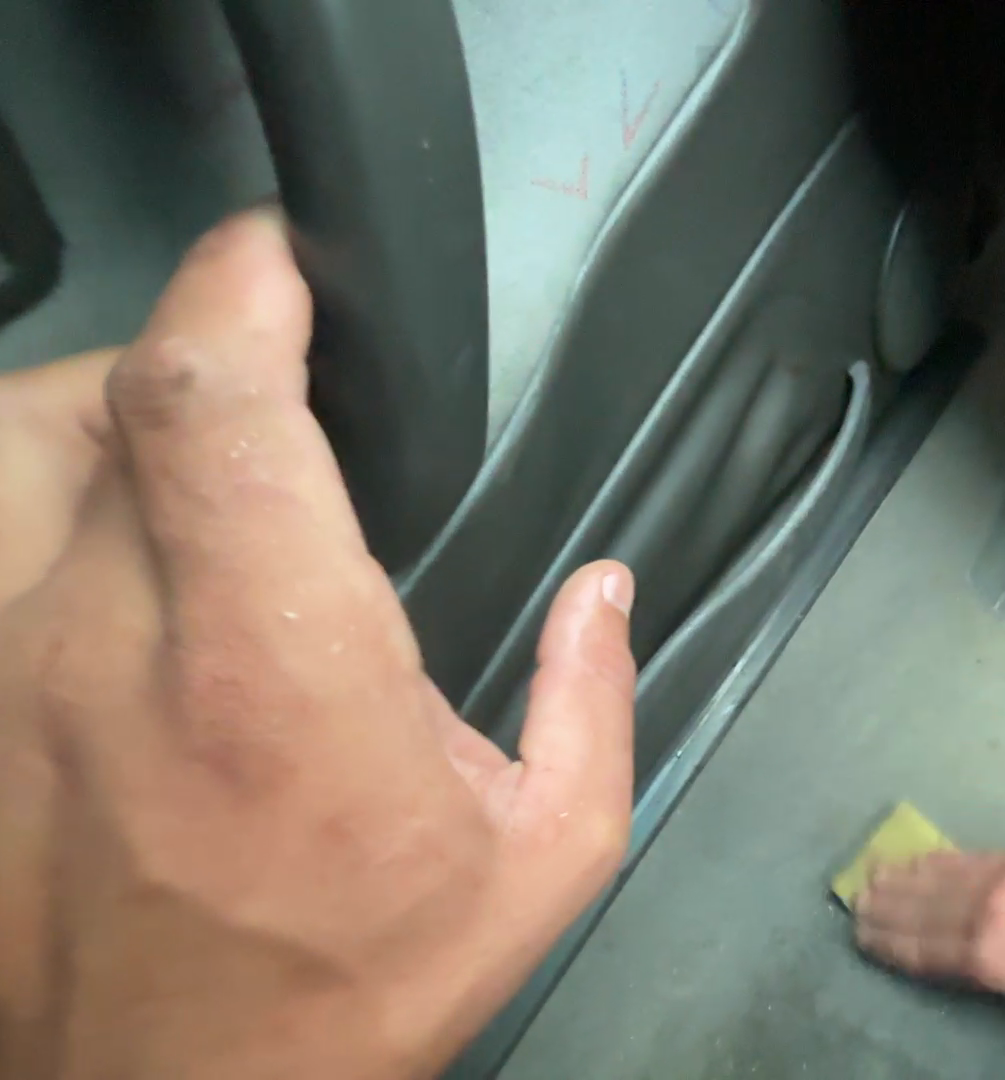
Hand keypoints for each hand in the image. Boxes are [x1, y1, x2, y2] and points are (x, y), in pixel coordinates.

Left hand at [0, 210, 638, 1078]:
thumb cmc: (383, 975)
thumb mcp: (556, 847)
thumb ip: (591, 700)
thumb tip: (605, 590)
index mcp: (286, 675)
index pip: (219, 426)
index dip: (245, 304)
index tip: (290, 257)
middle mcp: (113, 656)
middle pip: (97, 406)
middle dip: (194, 337)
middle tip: (292, 352)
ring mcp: (4, 687)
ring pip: (9, 452)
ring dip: (115, 394)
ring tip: (223, 415)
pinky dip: (63, 474)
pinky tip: (152, 507)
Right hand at [854, 852, 1004, 1013]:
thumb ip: (979, 967)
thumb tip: (949, 950)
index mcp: (982, 953)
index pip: (924, 947)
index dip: (890, 940)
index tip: (861, 932)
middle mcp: (982, 913)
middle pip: (924, 909)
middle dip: (887, 906)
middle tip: (856, 900)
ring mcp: (998, 881)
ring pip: (940, 879)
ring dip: (905, 877)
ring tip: (876, 872)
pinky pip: (967, 859)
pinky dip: (939, 860)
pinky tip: (922, 858)